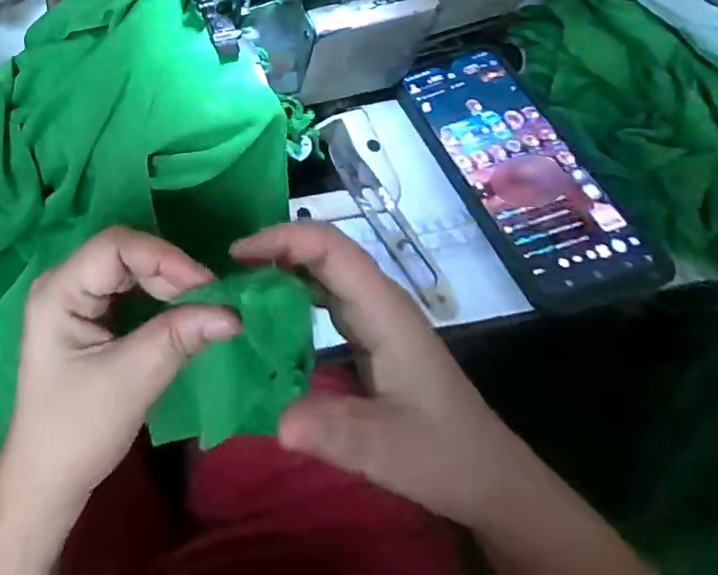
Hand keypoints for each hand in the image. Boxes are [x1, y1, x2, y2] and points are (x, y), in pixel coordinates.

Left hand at [0, 228, 241, 574]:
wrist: (45, 480)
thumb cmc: (78, 430)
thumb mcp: (130, 381)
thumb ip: (177, 338)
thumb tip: (232, 312)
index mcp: (57, 290)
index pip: (114, 246)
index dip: (163, 256)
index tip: (207, 283)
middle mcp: (61, 282)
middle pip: (121, 252)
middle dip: (167, 268)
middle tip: (210, 295)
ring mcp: (72, 296)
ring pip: (126, 267)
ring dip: (165, 280)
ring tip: (201, 301)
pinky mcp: (86, 314)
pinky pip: (126, 288)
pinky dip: (156, 294)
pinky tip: (181, 308)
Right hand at [231, 221, 524, 524]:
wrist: (490, 478)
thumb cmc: (444, 455)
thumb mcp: (389, 451)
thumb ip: (336, 432)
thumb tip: (276, 422)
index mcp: (384, 311)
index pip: (330, 248)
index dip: (282, 239)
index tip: (237, 256)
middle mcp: (378, 299)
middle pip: (323, 247)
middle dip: (273, 246)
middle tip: (227, 270)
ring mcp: (375, 311)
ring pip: (323, 264)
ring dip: (280, 263)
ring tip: (239, 283)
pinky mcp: (369, 328)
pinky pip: (324, 289)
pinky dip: (291, 286)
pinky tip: (267, 308)